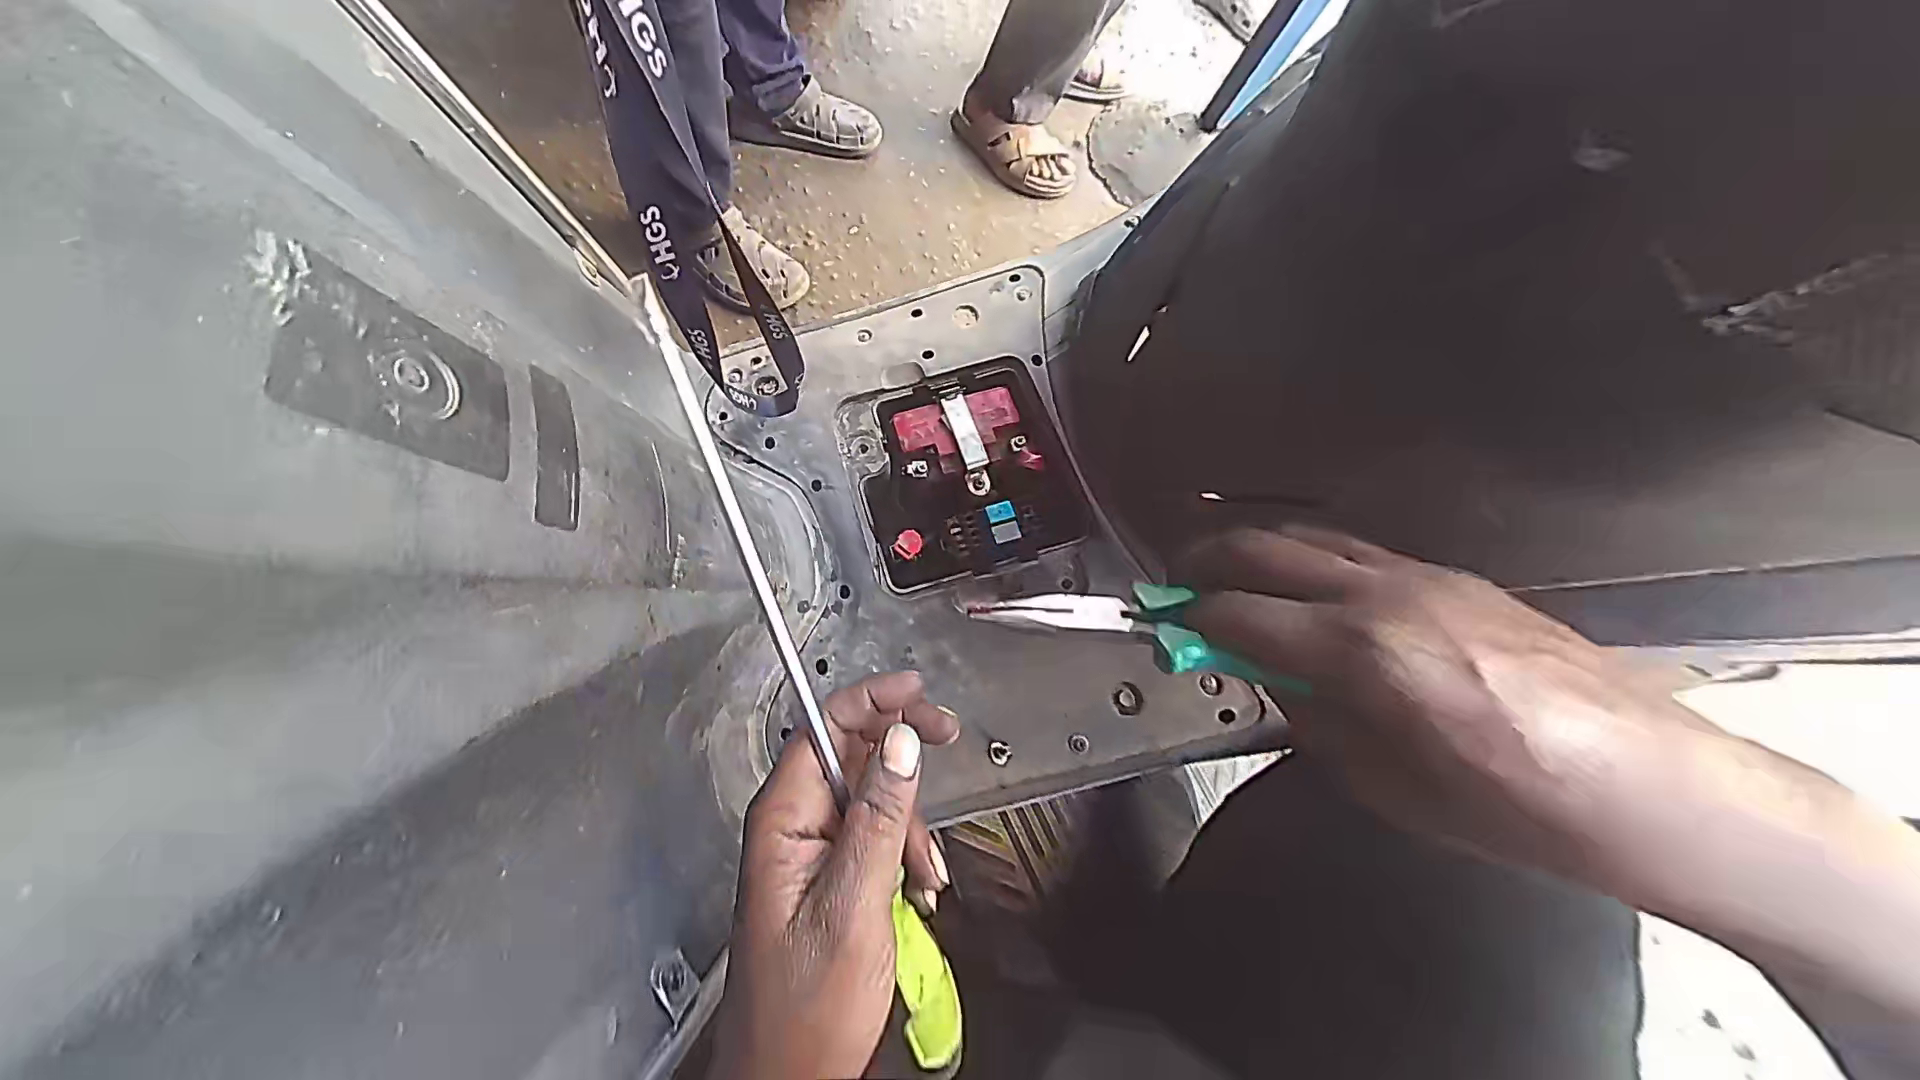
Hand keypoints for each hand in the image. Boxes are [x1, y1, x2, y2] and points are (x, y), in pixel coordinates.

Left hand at [711, 672, 958, 1079]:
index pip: (825, 728)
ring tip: (925, 864)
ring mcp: (815, 846)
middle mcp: (796, 823)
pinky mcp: (835, 869)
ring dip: (910, 816)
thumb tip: (901, 742)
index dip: (871, 699)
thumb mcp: (852, 904)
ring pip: (873, 790)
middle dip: (901, 745)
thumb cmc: (803, 1009)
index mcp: (784, 819)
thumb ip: (879, 817)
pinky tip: (918, 881)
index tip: (914, 690)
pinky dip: (907, 846)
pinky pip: (877, 829)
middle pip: (851, 749)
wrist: (792, 1079)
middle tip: (942, 734)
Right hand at [1176, 525, 1718, 891]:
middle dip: (1202, 560)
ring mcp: (1420, 575)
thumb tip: (1272, 679)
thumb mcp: (1385, 784)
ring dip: (1252, 551)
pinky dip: (1305, 560)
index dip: (1190, 622)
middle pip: (1260, 547)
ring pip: (1305, 535)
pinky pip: (1352, 550)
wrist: (1663, 789)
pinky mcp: (1451, 575)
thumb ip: (1312, 718)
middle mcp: (1383, 594)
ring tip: (1228, 579)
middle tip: (1175, 586)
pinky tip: (1306, 592)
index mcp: (1361, 652)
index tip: (1168, 629)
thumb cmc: (1518, 808)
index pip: (1239, 615)